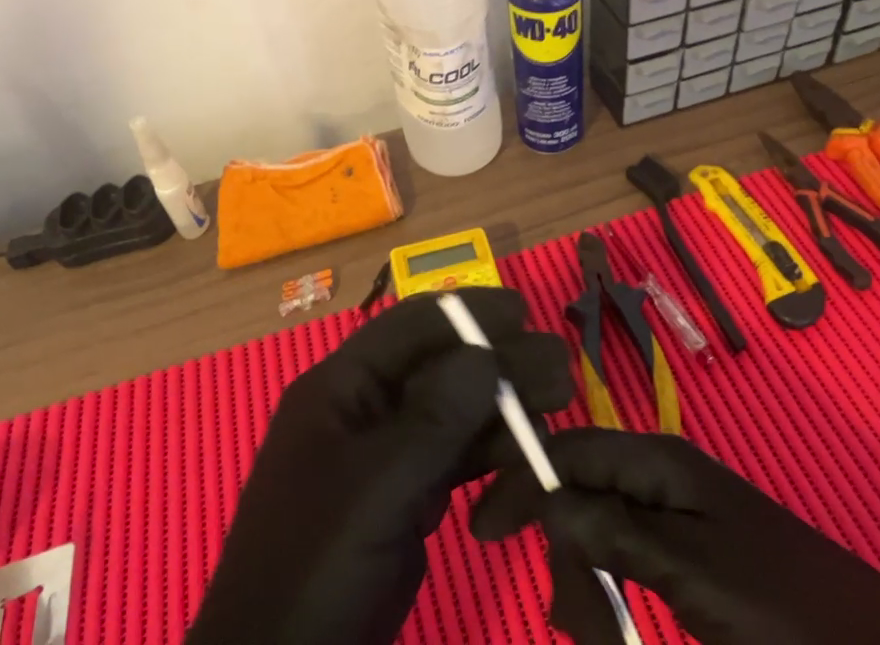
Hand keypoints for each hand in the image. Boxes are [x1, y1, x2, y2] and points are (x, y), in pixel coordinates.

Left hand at [189, 288, 572, 644]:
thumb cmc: (318, 566)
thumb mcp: (377, 487)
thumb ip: (435, 416)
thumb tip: (487, 351)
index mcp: (342, 389)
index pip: (411, 327)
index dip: (469, 314)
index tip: (527, 315)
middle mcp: (367, 411)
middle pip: (443, 367)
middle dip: (501, 365)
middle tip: (561, 376)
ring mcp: (389, 456)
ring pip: (458, 413)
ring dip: (507, 412)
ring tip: (557, 415)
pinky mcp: (409, 497)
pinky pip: (460, 459)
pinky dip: (494, 457)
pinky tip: (527, 467)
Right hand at [471, 429, 879, 644]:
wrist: (862, 644)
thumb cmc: (776, 603)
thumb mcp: (688, 568)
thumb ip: (614, 528)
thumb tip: (544, 497)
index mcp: (658, 461)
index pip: (568, 448)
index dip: (522, 478)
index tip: (481, 531)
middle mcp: (660, 474)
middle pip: (577, 491)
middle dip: (562, 551)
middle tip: (569, 619)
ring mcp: (673, 512)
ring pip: (596, 531)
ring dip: (585, 582)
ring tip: (598, 634)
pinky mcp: (682, 550)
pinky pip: (623, 557)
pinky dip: (607, 590)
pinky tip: (610, 622)